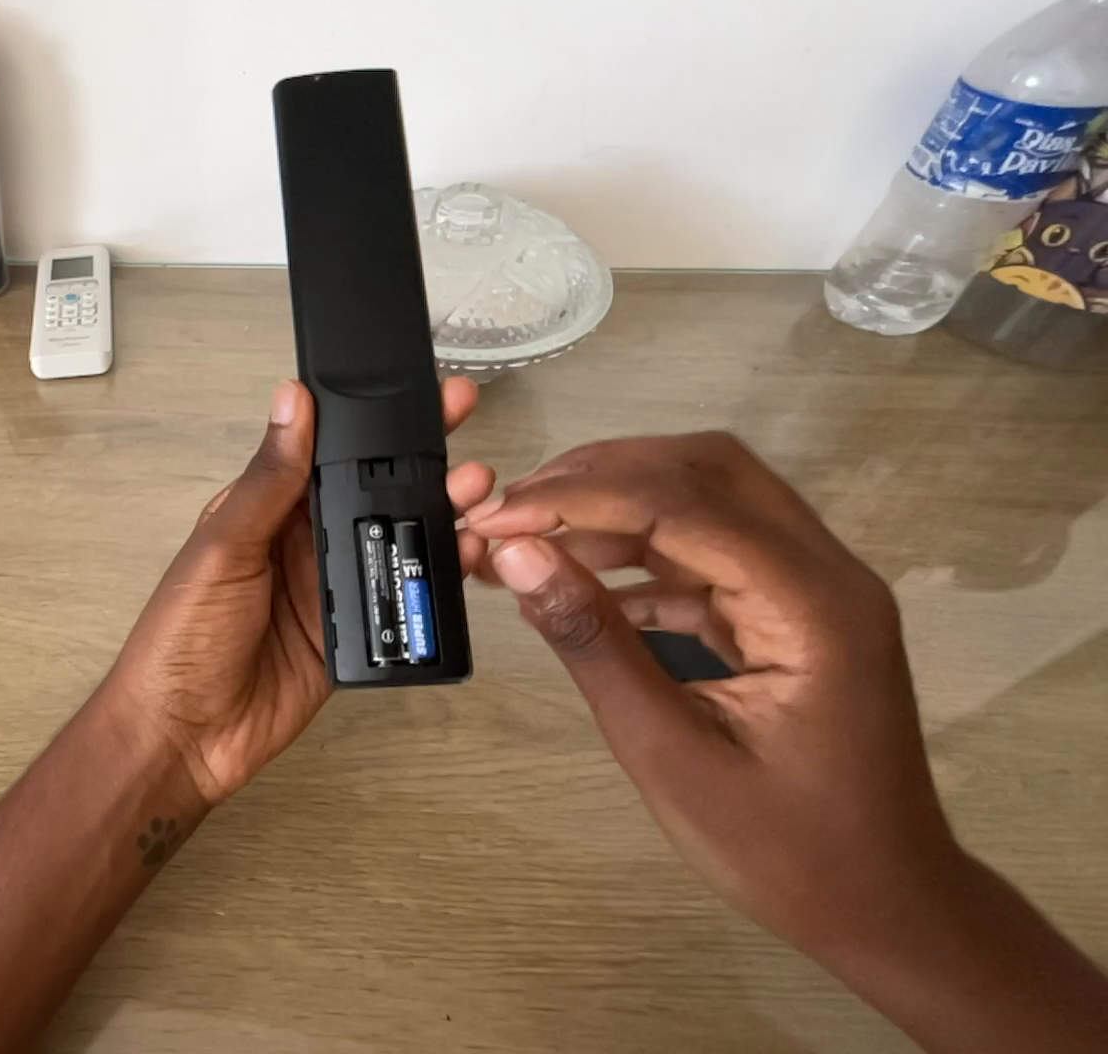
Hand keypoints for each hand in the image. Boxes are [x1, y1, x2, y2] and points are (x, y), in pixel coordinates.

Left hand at [101, 377, 485, 805]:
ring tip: (478, 489)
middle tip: (466, 423)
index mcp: (265, 510)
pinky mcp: (351, 633)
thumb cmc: (183, 635)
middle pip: (369, 489)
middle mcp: (301, 542)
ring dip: (436, 511)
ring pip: (393, 538)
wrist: (187, 734)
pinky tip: (466, 557)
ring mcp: (328, 588)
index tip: (418, 391)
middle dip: (419, 456)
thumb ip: (265, 481)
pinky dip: (436, 577)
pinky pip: (399, 595)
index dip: (370, 421)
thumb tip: (292, 399)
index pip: (325, 452)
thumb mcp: (223, 549)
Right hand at [460, 432, 958, 948]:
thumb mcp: (664, 747)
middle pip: (702, 467)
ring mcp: (802, 584)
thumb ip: (591, 640)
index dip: (574, 499)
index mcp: (809, 604)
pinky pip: (696, 546)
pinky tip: (572, 579)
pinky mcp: (777, 605)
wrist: (879, 905)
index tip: (492, 520)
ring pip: (699, 494)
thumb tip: (515, 555)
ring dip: (607, 501)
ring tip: (528, 535)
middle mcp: (819, 570)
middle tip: (512, 506)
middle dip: (595, 472)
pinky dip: (626, 549)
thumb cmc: (780, 845)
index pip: (678, 504)